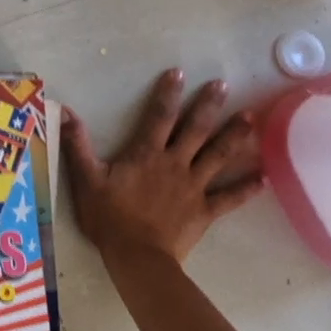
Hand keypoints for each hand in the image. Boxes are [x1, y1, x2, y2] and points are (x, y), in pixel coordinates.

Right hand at [63, 69, 263, 264]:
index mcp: (146, 154)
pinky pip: (230, 198)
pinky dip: (247, 188)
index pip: (159, 116)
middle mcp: (174, 163)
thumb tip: (65, 111)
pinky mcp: (205, 211)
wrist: (137, 258)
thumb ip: (77, 144)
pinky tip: (265, 177)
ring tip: (251, 118)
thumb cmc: (109, 217)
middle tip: (224, 85)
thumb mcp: (86, 179)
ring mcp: (193, 187)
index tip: (180, 72)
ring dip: (235, 136)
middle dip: (209, 106)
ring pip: (218, 156)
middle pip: (196, 129)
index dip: (169, 93)